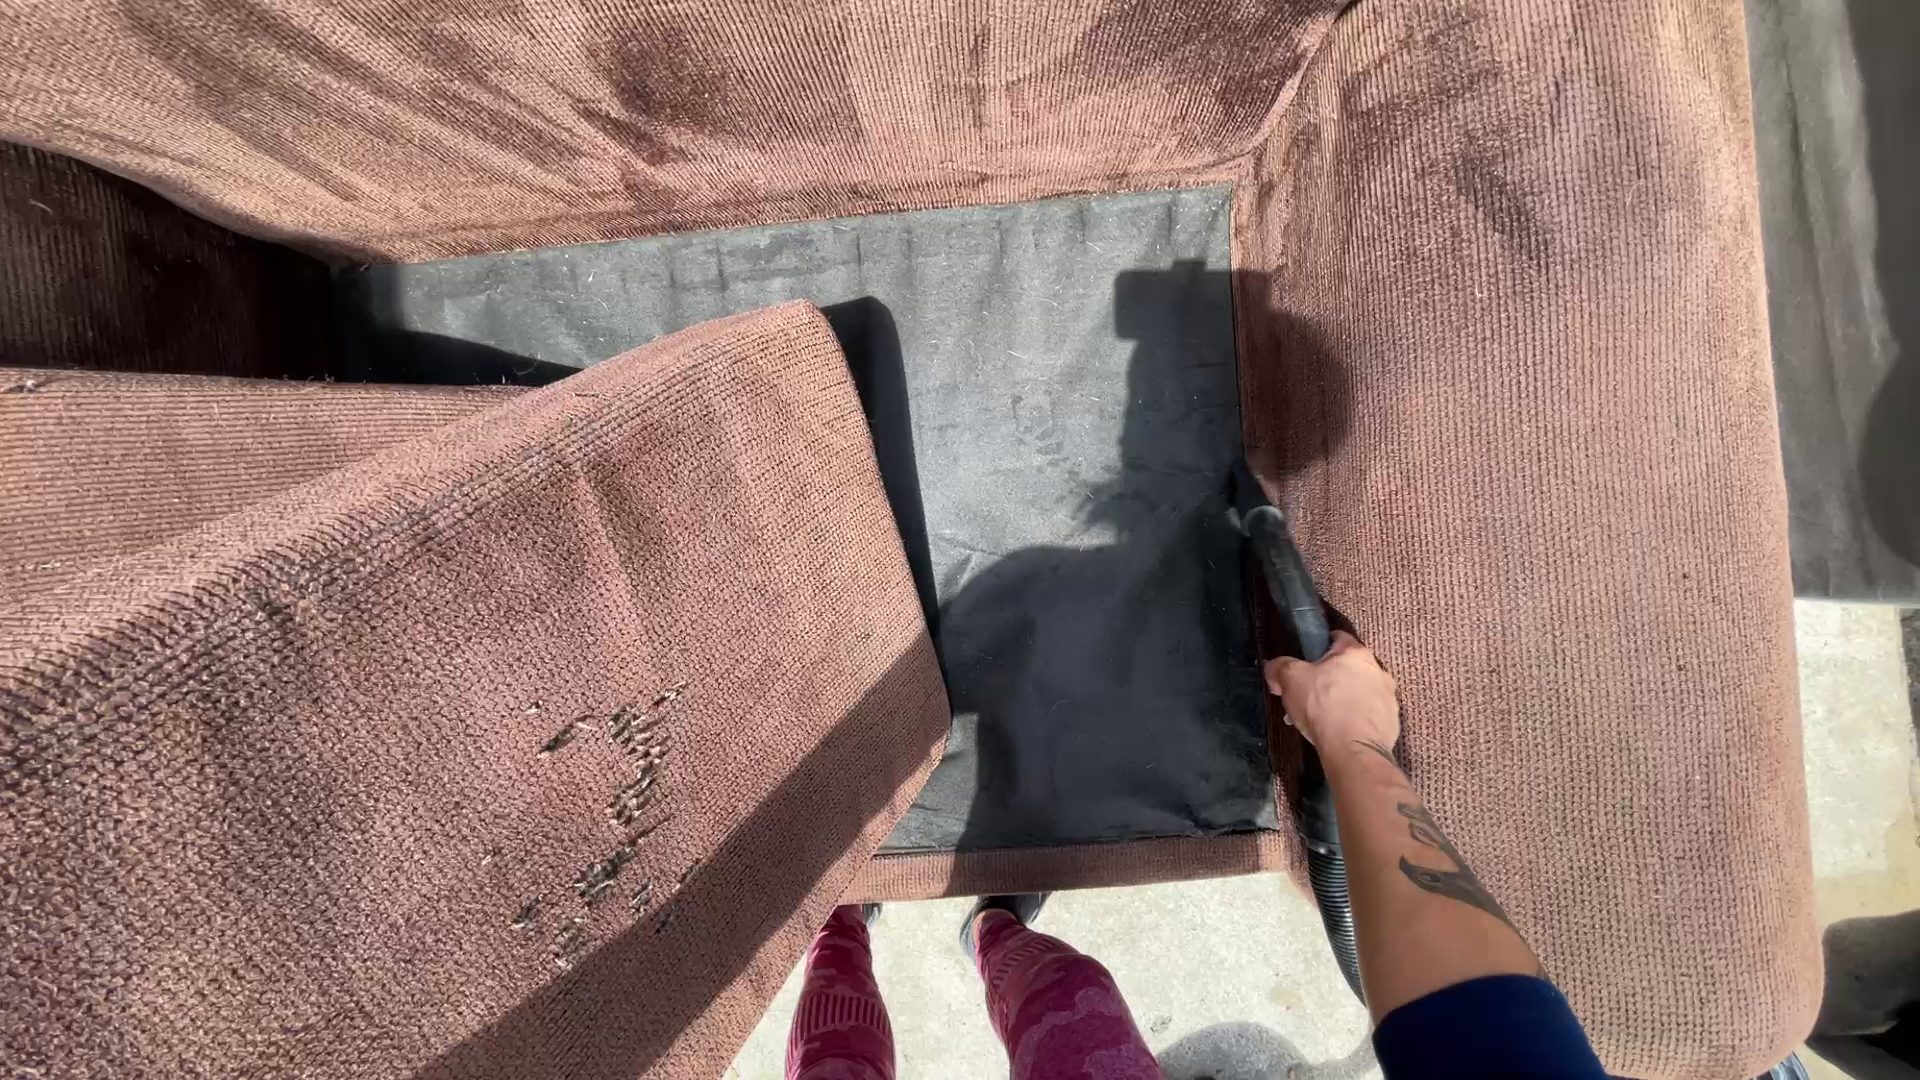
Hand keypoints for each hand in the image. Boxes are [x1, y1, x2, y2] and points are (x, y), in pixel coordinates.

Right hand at [1263, 630, 1399, 754]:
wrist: (1353, 750)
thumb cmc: (1323, 706)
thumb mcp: (1289, 678)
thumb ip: (1279, 666)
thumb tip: (1274, 668)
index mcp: (1355, 653)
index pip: (1336, 637)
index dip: (1317, 644)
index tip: (1304, 658)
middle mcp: (1378, 670)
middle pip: (1347, 666)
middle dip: (1328, 676)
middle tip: (1307, 691)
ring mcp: (1388, 697)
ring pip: (1358, 691)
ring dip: (1341, 697)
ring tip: (1320, 716)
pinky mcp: (1391, 721)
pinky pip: (1366, 713)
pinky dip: (1352, 717)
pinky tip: (1335, 729)